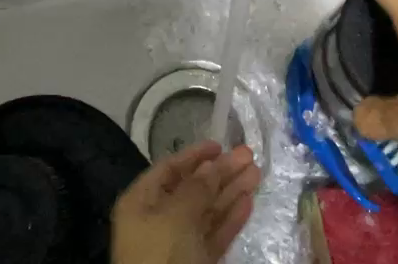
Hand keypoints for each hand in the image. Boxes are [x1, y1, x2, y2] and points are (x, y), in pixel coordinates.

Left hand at [111, 140, 260, 263]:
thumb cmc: (160, 258)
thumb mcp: (176, 218)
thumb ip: (197, 189)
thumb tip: (214, 164)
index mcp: (141, 204)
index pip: (169, 170)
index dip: (195, 156)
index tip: (221, 145)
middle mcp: (158, 221)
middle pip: (193, 189)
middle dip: (221, 172)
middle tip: (250, 156)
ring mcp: (178, 246)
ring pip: (208, 212)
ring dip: (231, 192)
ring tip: (257, 174)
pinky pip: (214, 236)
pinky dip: (231, 220)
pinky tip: (249, 203)